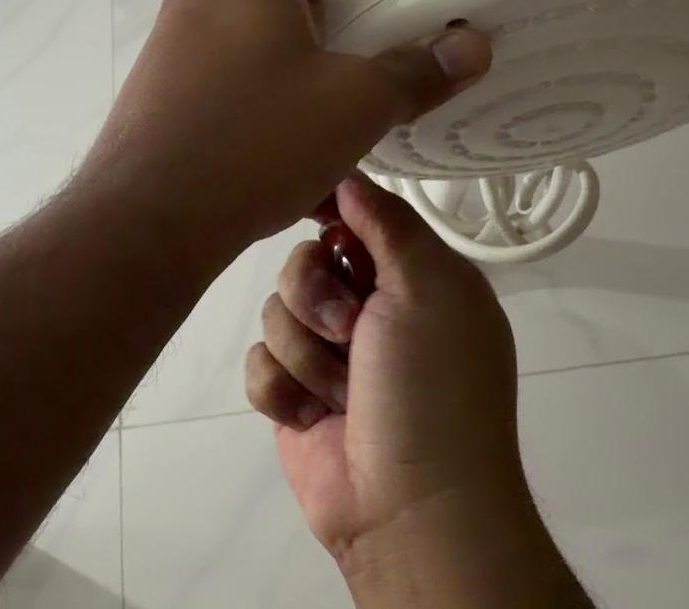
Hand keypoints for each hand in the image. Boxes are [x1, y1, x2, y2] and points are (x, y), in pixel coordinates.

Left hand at [76, 0, 490, 256]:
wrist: (148, 217)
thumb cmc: (258, 142)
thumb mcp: (355, 107)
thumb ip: (416, 72)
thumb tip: (470, 46)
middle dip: (314, 7)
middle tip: (351, 52)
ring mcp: (166, 45)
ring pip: (236, 26)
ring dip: (279, 49)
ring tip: (315, 101)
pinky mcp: (151, 89)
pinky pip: (209, 68)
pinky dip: (244, 83)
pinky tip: (267, 137)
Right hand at [245, 177, 591, 606]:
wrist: (408, 510)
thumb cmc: (431, 391)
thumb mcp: (430, 289)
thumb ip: (389, 223)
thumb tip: (350, 177)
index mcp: (413, 279)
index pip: (358, 217)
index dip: (327, 206)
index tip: (300, 201)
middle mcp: (370, 311)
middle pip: (304, 260)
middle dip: (316, 294)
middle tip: (348, 330)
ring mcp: (328, 355)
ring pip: (275, 311)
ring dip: (305, 353)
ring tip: (340, 392)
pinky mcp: (293, 394)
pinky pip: (257, 363)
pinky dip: (281, 389)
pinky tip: (311, 416)